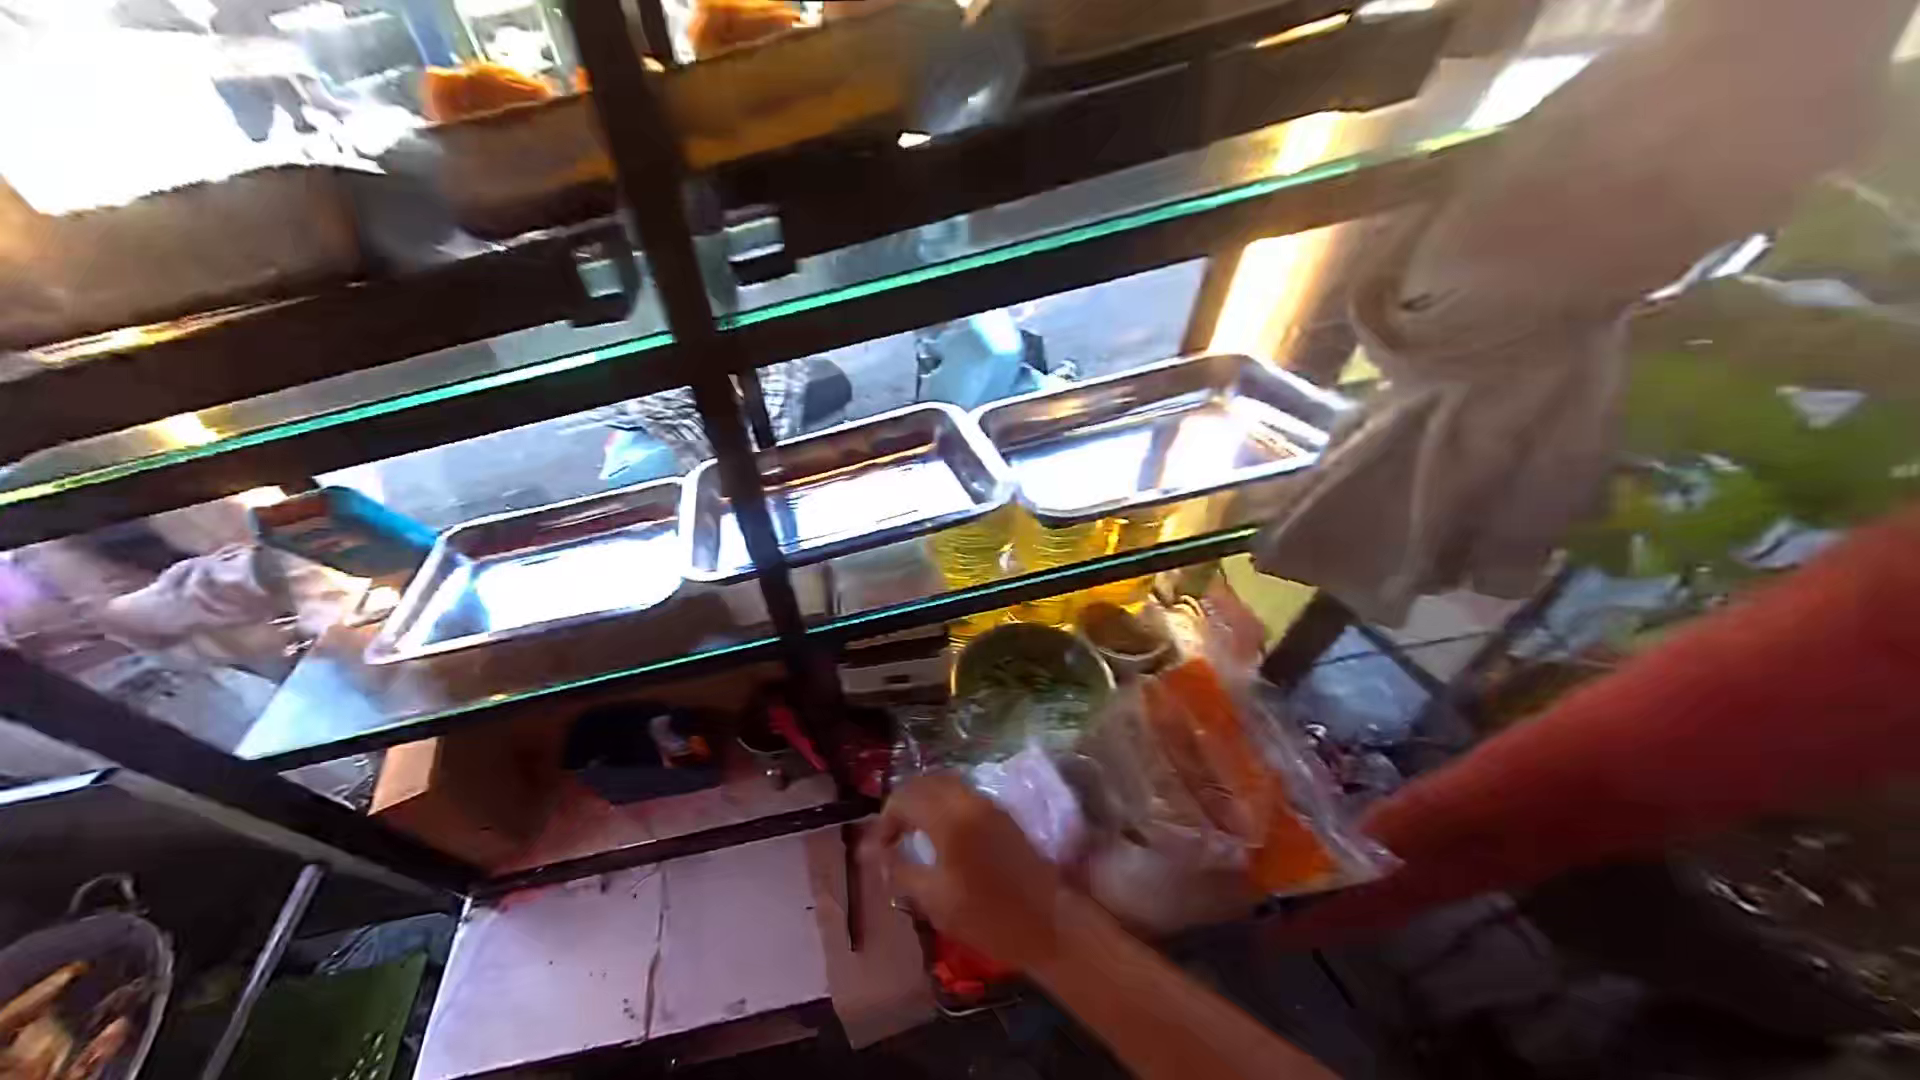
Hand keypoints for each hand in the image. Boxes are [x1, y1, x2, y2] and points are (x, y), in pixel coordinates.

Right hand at [860, 775, 1069, 970]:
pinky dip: (943, 802)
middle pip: (924, 783)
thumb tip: (873, 854)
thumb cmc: (989, 918)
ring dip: (923, 800)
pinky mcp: (1000, 813)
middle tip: (891, 837)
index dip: (885, 819)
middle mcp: (968, 800)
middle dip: (902, 804)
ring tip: (912, 833)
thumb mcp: (936, 901)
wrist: (1049, 922)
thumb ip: (901, 871)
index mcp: (950, 819)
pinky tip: (939, 832)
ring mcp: (988, 803)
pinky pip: (962, 793)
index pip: (905, 798)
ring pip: (945, 783)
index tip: (878, 849)